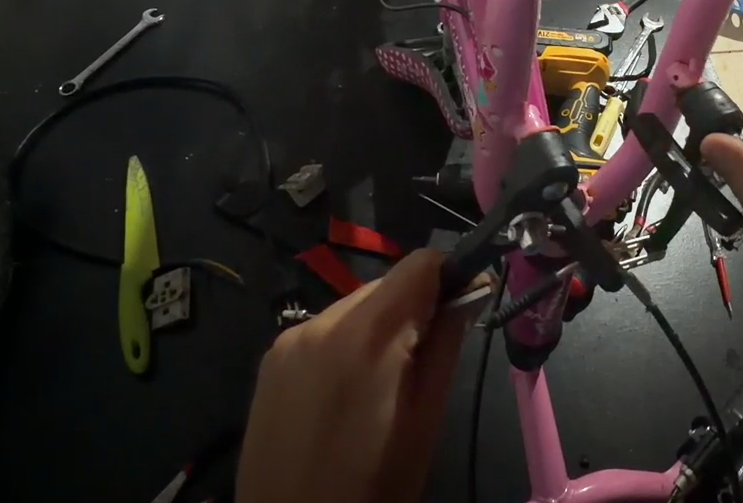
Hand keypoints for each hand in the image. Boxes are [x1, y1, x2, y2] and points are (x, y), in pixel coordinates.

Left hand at [237, 250, 484, 502]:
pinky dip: (347, 344)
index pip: (421, 263)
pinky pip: (326, 329)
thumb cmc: (373, 485)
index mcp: (369, 334)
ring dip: (380, 327)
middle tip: (425, 359)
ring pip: (358, 305)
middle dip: (415, 308)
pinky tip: (347, 390)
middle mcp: (325, 320)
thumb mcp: (427, 418)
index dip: (449, 276)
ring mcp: (292, 338)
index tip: (464, 304)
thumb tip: (471, 290)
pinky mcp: (271, 358)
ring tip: (383, 383)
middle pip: (389, 284)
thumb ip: (448, 342)